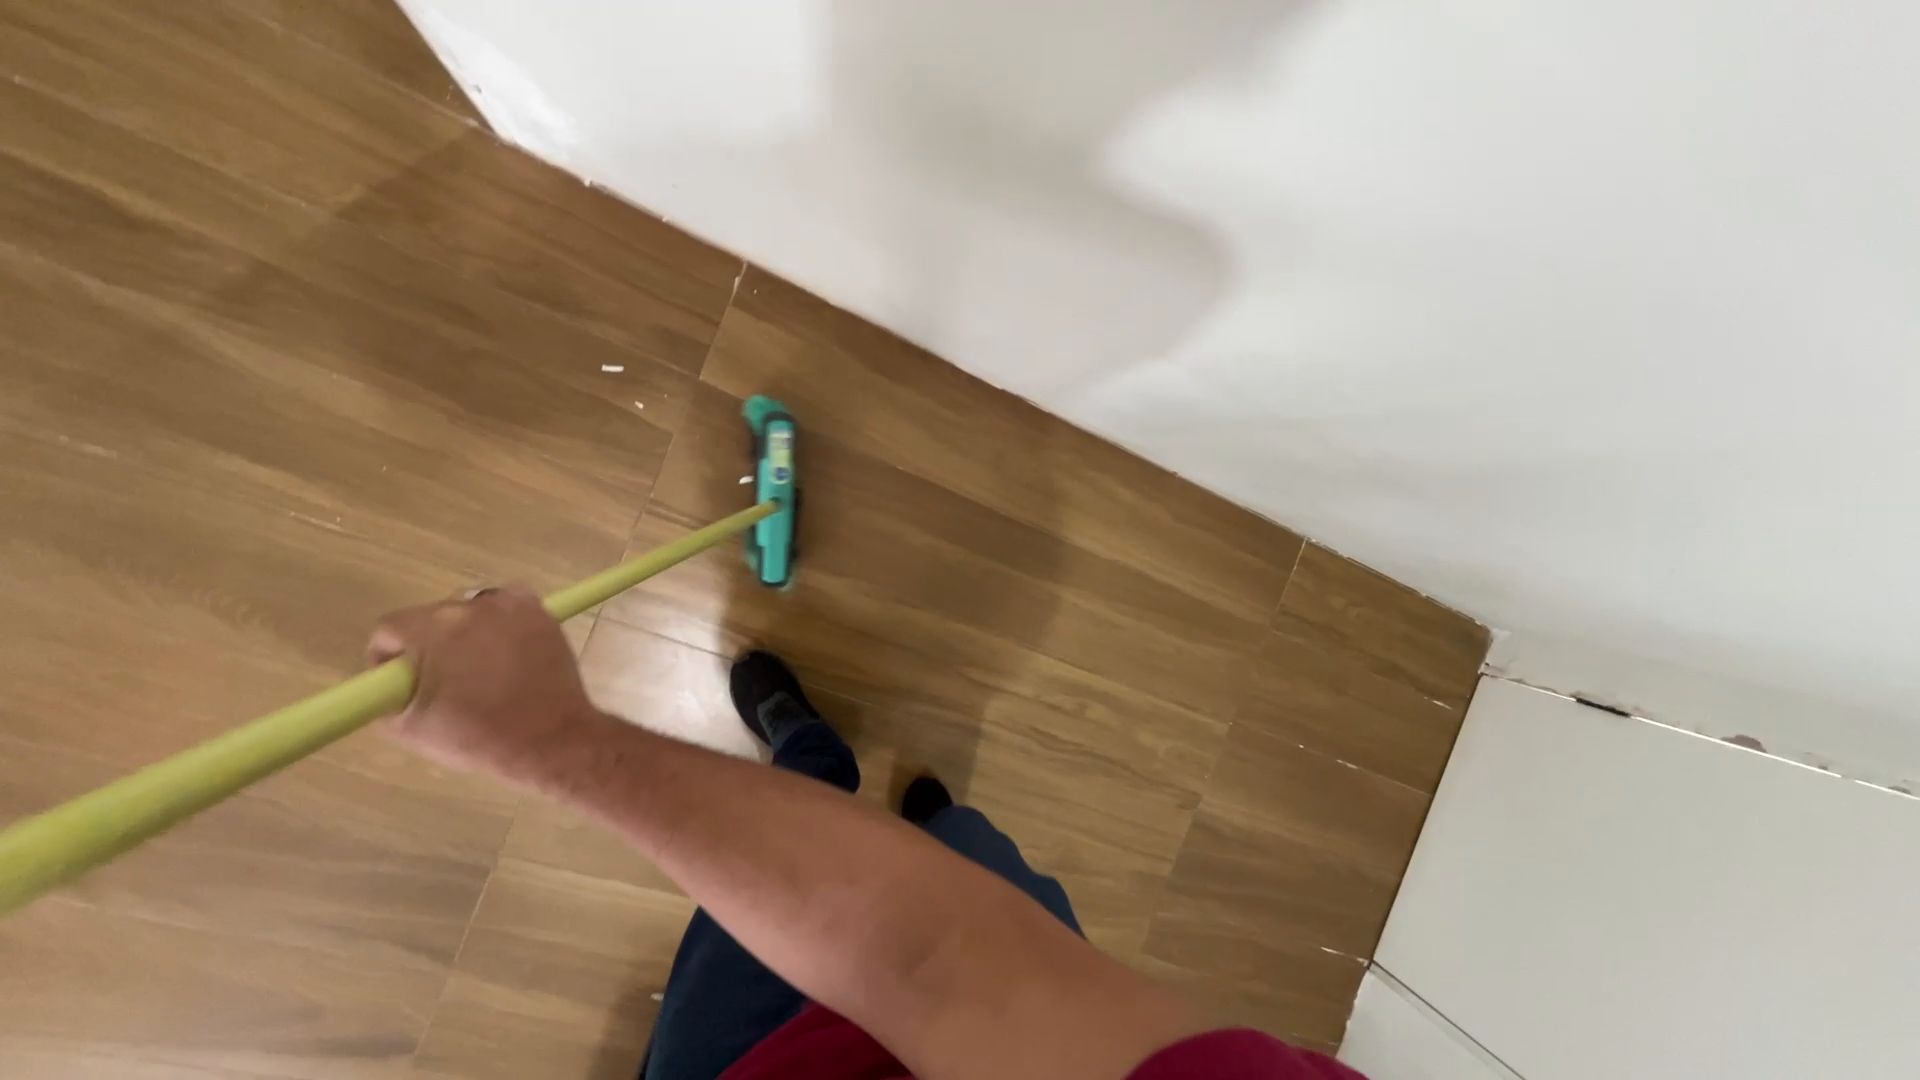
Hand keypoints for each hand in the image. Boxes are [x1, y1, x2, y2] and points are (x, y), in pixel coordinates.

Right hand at [366, 584, 601, 788]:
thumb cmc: (478, 734)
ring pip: (471, 609)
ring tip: (475, 668)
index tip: (399, 682)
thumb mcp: (410, 727)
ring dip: (464, 631)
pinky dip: (501, 621)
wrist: (550, 738)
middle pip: (433, 617)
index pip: (390, 627)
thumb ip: (384, 698)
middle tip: (440, 681)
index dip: (387, 656)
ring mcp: (515, 606)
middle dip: (428, 645)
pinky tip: (502, 648)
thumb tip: (385, 686)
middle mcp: (476, 605)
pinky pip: (510, 606)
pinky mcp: (544, 615)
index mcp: (436, 627)